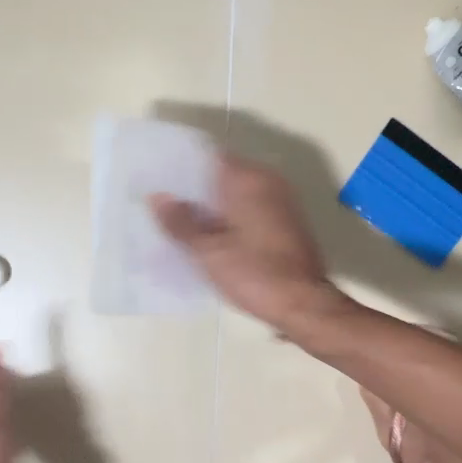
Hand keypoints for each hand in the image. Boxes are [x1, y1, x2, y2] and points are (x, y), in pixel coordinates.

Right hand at [150, 156, 348, 331]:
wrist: (303, 304)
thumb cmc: (254, 274)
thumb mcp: (209, 252)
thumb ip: (181, 222)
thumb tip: (157, 198)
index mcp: (249, 179)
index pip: (208, 158)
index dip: (181, 168)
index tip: (158, 181)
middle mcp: (269, 182)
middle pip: (223, 176)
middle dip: (195, 190)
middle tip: (164, 206)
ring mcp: (282, 202)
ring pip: (238, 195)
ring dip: (213, 207)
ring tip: (182, 224)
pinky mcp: (288, 223)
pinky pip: (251, 211)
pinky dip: (232, 219)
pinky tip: (211, 238)